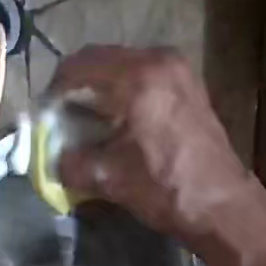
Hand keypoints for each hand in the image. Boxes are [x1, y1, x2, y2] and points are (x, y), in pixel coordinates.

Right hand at [50, 46, 265, 243]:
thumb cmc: (164, 190)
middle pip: (100, 60)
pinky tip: (117, 122)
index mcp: (136, 78)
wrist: (221, 205)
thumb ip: (70, 162)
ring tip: (88, 121)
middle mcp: (158, 61)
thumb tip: (52, 156)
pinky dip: (124, 92)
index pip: (78, 66)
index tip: (44, 113)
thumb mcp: (108, 178)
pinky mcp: (189, 85)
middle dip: (76, 86)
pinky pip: (143, 76)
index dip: (54, 89)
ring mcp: (178, 70)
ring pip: (122, 66)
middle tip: (62, 116)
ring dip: (100, 89)